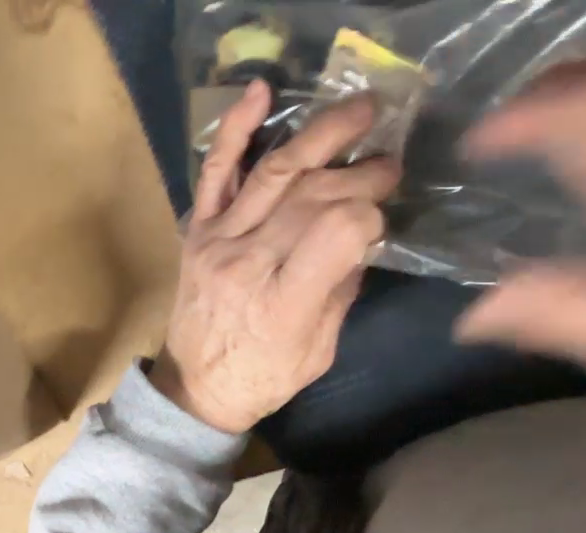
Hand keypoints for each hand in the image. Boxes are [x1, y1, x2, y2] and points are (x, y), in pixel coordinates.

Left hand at [155, 84, 399, 433]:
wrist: (197, 388)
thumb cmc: (264, 378)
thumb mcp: (318, 352)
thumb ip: (340, 293)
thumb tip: (362, 238)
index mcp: (285, 304)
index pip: (337, 231)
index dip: (368, 216)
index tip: (380, 220)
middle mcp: (249, 263)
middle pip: (312, 196)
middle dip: (358, 173)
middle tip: (388, 161)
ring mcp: (218, 240)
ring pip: (275, 173)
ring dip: (321, 134)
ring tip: (360, 110)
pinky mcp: (198, 229)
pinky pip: (215, 170)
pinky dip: (236, 128)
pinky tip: (262, 92)